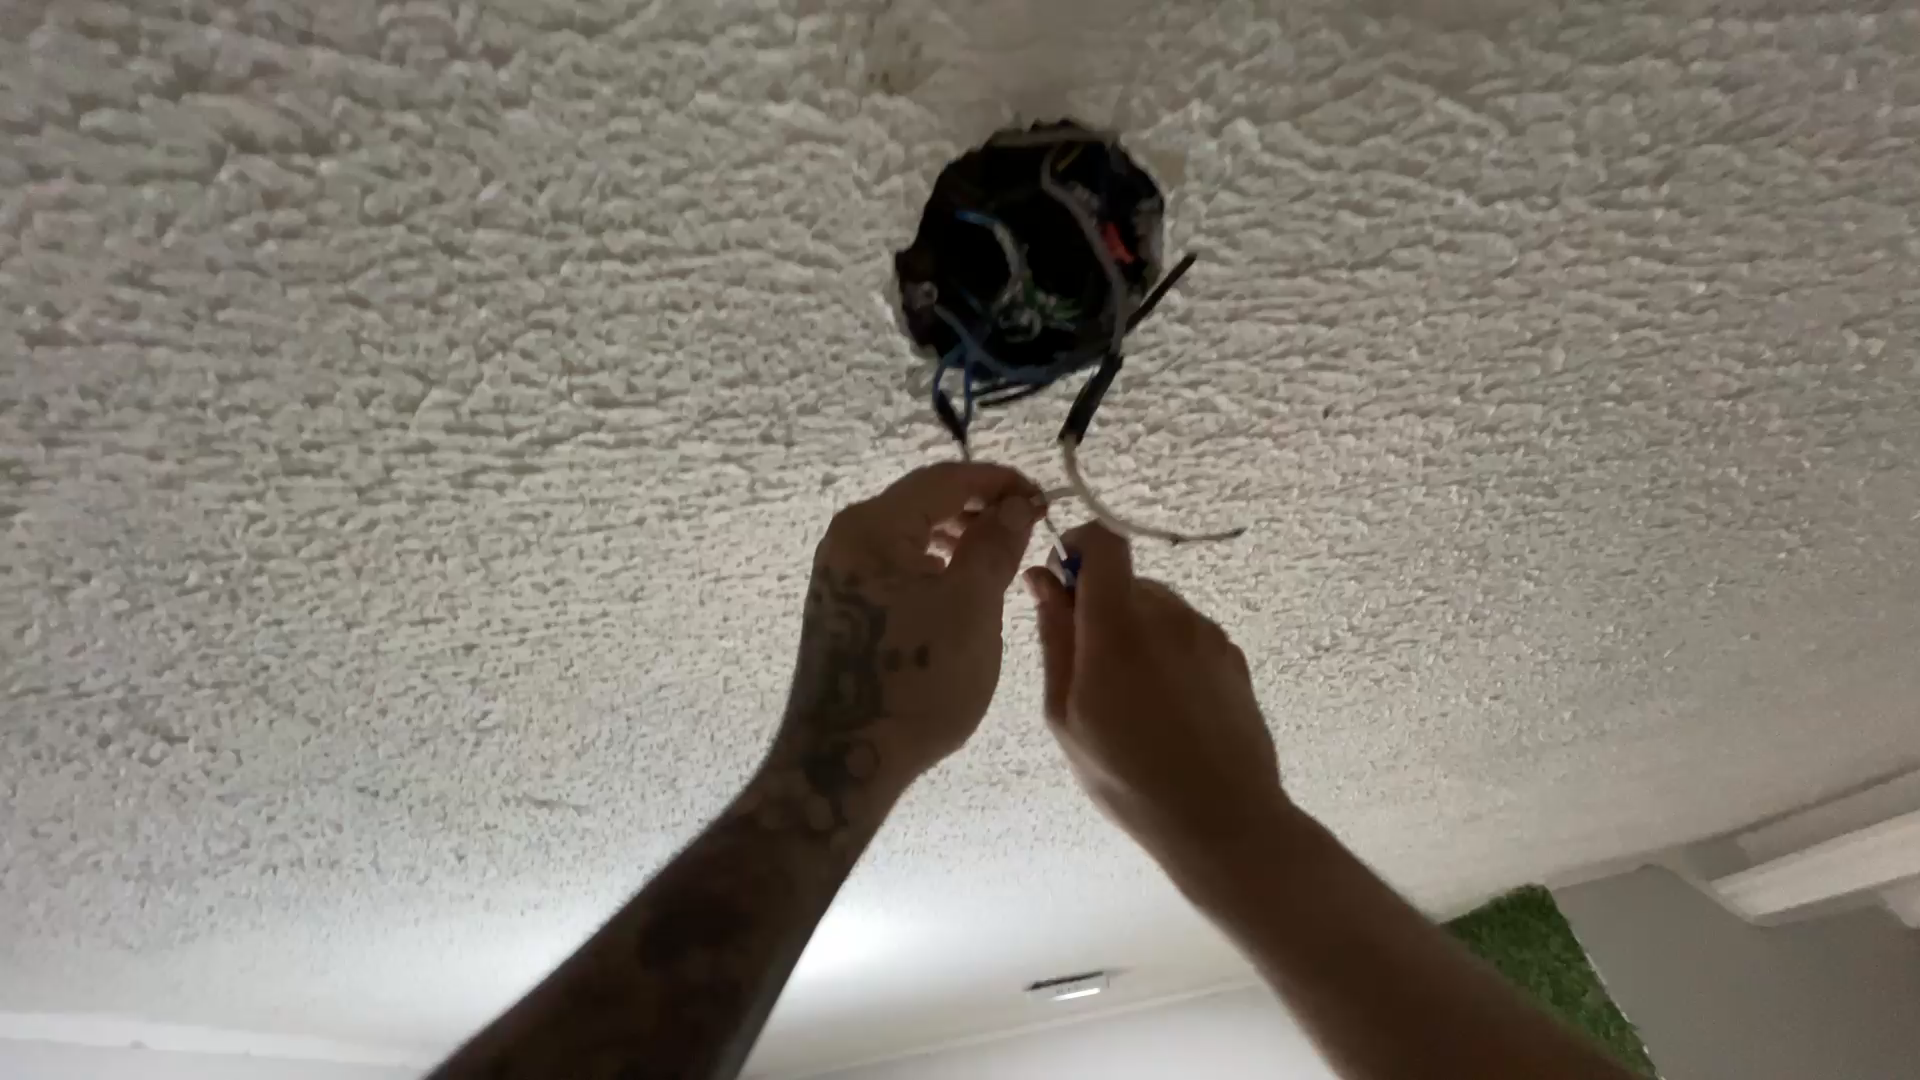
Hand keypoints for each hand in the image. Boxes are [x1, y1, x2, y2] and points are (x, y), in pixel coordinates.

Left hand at [780, 462, 1039, 792]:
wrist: (846, 760)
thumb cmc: (916, 679)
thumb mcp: (972, 606)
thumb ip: (996, 543)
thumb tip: (1017, 503)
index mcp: (873, 526)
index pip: (945, 479)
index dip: (998, 481)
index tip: (1042, 498)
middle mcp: (848, 538)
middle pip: (924, 501)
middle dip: (980, 508)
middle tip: (1028, 527)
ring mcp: (841, 573)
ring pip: (911, 534)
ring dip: (959, 535)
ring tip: (1000, 554)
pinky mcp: (844, 604)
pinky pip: (897, 564)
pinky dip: (935, 563)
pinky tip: (961, 584)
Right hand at [1022, 523, 1284, 874]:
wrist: (1223, 821)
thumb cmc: (1127, 777)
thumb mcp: (1066, 715)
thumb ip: (1054, 638)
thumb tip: (1043, 580)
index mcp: (1118, 627)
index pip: (1104, 542)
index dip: (1079, 545)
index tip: (1063, 578)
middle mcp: (1168, 615)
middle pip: (1125, 578)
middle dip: (1099, 605)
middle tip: (1089, 667)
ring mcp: (1206, 633)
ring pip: (1155, 605)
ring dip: (1134, 628)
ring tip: (1132, 695)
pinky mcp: (1231, 653)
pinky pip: (1185, 630)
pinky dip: (1165, 648)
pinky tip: (1166, 703)